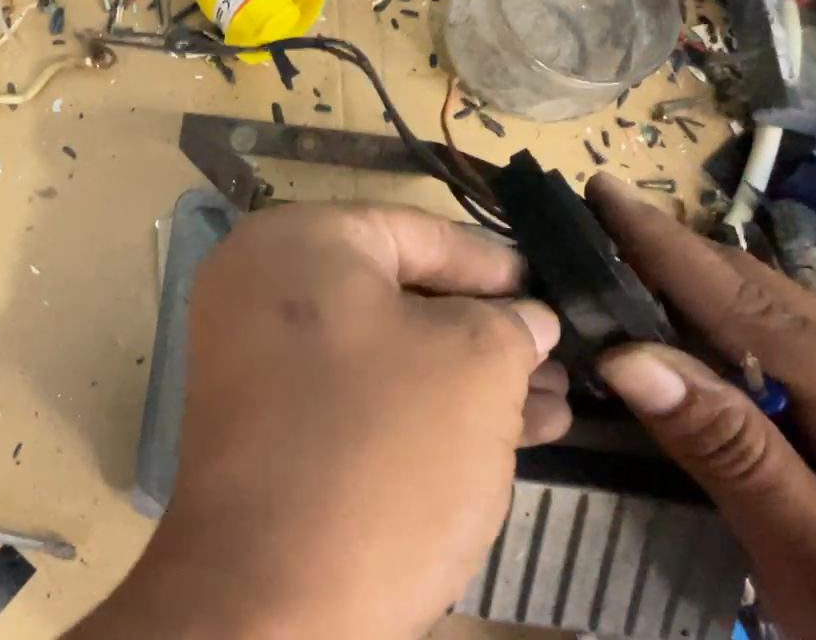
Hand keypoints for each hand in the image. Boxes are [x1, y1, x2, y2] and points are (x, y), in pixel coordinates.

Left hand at [70, 205, 564, 639]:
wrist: (265, 586)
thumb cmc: (378, 446)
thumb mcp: (472, 364)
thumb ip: (506, 322)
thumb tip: (522, 316)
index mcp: (296, 240)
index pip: (413, 230)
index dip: (493, 263)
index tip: (556, 291)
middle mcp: (259, 281)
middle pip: (395, 288)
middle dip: (485, 327)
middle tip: (563, 359)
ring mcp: (252, 349)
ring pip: (379, 344)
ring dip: (465, 372)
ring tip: (553, 402)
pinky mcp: (262, 412)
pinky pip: (350, 387)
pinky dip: (418, 401)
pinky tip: (504, 432)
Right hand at [587, 174, 815, 639]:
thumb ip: (735, 459)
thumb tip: (626, 357)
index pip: (755, 309)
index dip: (667, 248)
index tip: (600, 189)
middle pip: (766, 300)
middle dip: (668, 256)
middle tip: (580, 229)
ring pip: (775, 324)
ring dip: (686, 290)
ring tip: (607, 268)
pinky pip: (786, 361)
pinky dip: (712, 332)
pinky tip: (671, 335)